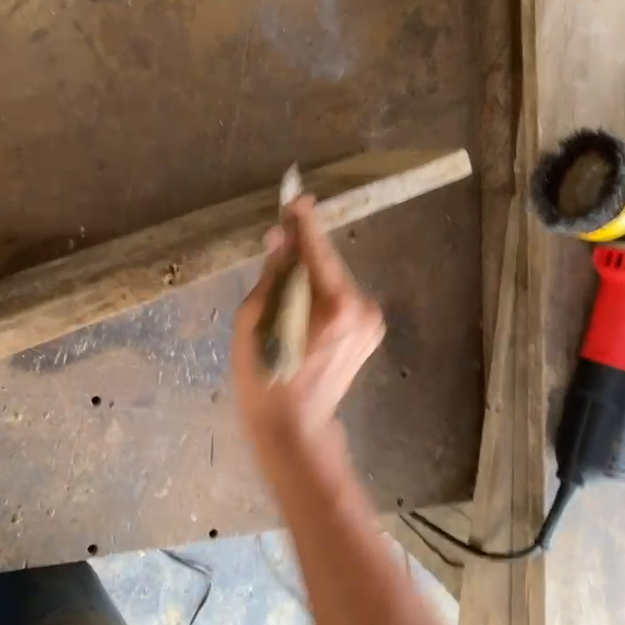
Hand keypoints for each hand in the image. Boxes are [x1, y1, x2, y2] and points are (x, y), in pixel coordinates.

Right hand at [231, 196, 385, 450]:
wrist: (294, 428)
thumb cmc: (265, 376)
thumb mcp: (254, 320)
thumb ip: (273, 275)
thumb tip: (282, 240)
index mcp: (335, 303)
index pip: (318, 248)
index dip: (304, 221)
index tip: (297, 196)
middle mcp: (361, 307)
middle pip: (328, 263)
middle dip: (303, 248)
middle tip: (279, 234)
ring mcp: (370, 323)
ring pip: (333, 281)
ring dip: (310, 273)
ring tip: (282, 278)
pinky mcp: (368, 333)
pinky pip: (340, 299)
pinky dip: (319, 293)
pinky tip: (298, 303)